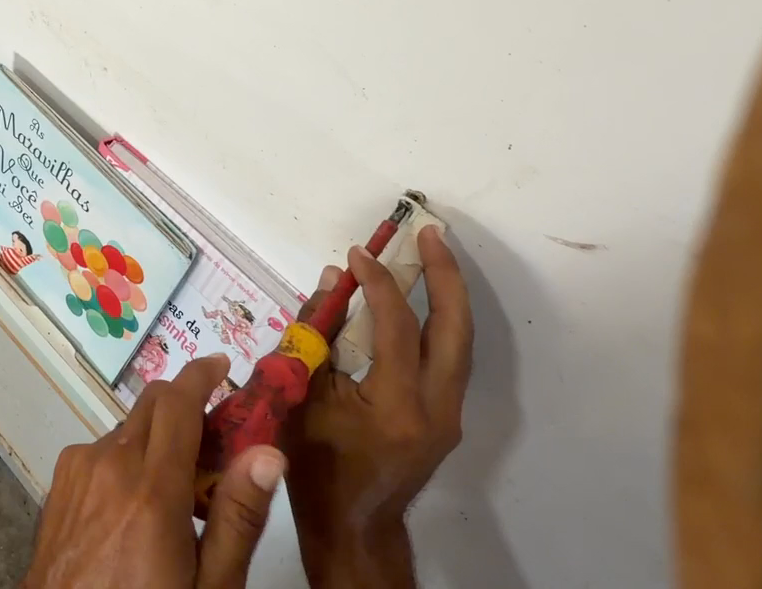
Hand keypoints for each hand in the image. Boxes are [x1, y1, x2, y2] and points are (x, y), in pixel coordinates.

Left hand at [22, 355, 287, 588]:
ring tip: (180, 496)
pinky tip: (136, 509)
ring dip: (156, 440)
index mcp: (151, 488)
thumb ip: (237, 518)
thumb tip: (269, 452)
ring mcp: (78, 470)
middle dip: (185, 406)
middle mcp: (109, 463)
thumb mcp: (208, 587)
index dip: (201, 375)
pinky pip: (101, 453)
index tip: (223, 364)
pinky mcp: (59, 484)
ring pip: (127, 430)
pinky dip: (126, 461)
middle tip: (217, 440)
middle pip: (151, 405)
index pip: (178, 404)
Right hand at [284, 224, 472, 587]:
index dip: (379, 282)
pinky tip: (421, 301)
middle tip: (431, 233)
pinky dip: (438, 322)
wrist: (352, 529)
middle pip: (455, 330)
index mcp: (396, 405)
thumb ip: (316, 334)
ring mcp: (448, 416)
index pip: (396, 326)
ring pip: (461, 343)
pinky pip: (449, 358)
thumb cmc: (315, 466)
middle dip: (445, 275)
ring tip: (434, 254)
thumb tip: (335, 280)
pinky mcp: (445, 419)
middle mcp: (436, 409)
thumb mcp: (299, 396)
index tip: (359, 251)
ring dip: (448, 295)